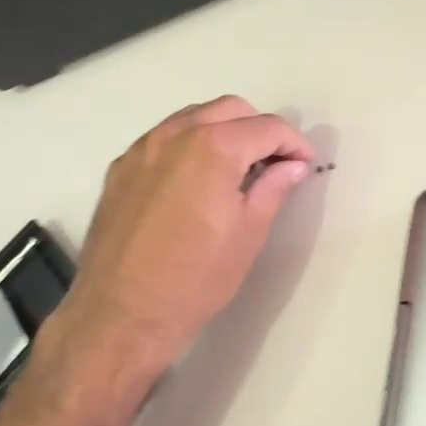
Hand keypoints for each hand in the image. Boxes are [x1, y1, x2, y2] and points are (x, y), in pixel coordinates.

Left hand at [52, 96, 313, 368]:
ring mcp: (142, 149)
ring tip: (235, 171)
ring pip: (193, 118)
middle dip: (258, 130)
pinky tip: (195, 182)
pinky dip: (188, 146)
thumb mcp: (248, 234)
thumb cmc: (195, 279)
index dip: (293, 143)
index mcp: (213, 147)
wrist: (120, 315)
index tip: (304, 163)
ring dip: (222, 132)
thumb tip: (292, 165)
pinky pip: (163, 139)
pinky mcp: (120, 168)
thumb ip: (274, 188)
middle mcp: (175, 134)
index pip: (266, 128)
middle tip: (273, 165)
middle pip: (229, 110)